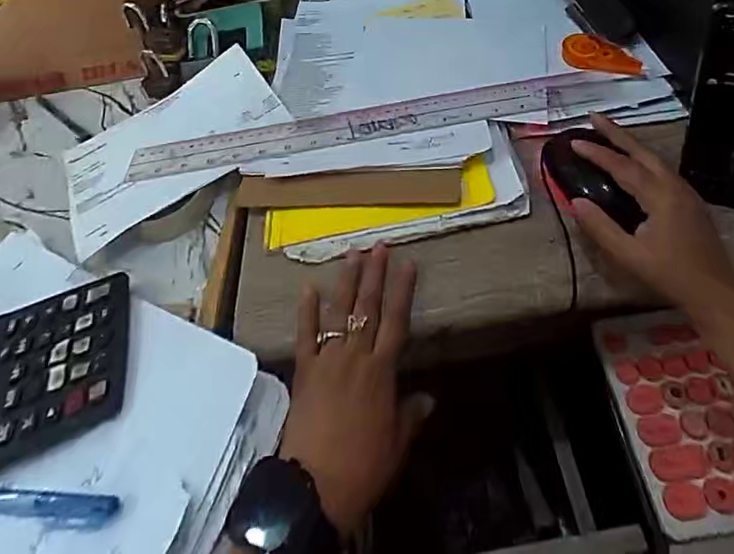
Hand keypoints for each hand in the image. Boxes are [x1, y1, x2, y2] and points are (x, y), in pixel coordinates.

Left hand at [281, 243, 434, 533]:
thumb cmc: (363, 467)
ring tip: (352, 254)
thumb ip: (410, 415)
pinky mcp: (304, 369)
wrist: (314, 486)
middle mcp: (355, 357)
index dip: (403, 291)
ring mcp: (327, 359)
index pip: (396, 321)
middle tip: (379, 246)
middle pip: (367, 308)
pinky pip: (305, 334)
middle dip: (375, 274)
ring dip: (346, 282)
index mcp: (381, 372)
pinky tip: (309, 288)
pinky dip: (306, 311)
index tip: (407, 263)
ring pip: (339, 312)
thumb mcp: (396, 444)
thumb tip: (429, 397)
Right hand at [567, 114, 733, 314]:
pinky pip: (661, 170)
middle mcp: (675, 186)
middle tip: (593, 117)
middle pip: (642, 151)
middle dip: (617, 133)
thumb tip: (575, 201)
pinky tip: (633, 163)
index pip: (622, 166)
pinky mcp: (690, 202)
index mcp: (660, 196)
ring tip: (608, 135)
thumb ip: (601, 227)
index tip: (573, 141)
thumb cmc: (671, 275)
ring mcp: (686, 193)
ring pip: (654, 159)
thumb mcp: (629, 255)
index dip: (597, 152)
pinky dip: (642, 159)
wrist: (717, 294)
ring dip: (630, 144)